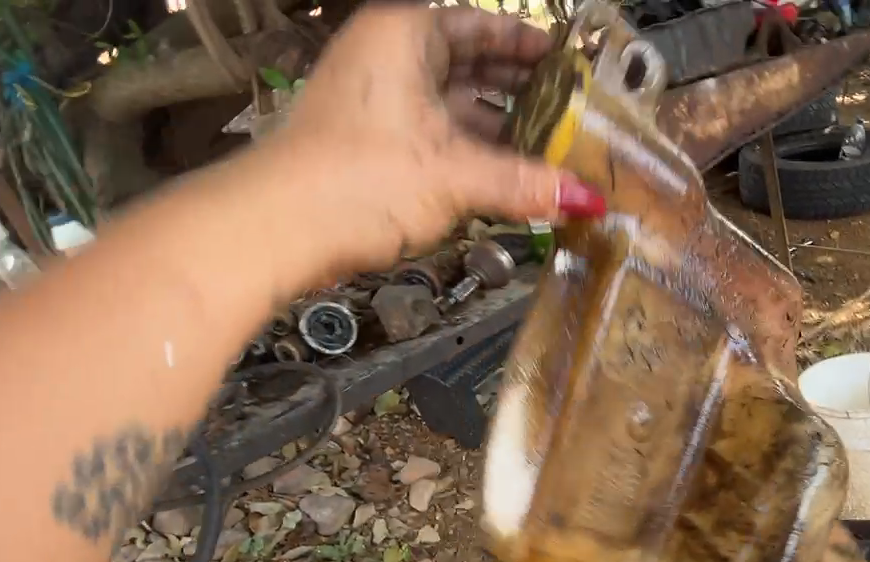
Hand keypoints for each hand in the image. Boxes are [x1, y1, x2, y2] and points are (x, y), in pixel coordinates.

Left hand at [253, 5, 601, 278]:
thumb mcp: (455, 176)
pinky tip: (510, 177)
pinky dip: (476, 156)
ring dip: (502, 130)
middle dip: (520, 88)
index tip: (566, 61)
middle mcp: (390, 62)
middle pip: (469, 66)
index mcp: (405, 38)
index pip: (477, 25)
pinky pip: (440, 141)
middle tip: (570, 110)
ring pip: (455, 108)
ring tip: (552, 150)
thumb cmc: (361, 178)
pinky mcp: (377, 149)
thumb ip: (524, 184)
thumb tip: (588, 199)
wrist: (281, 227)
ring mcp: (381, 107)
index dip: (525, 42)